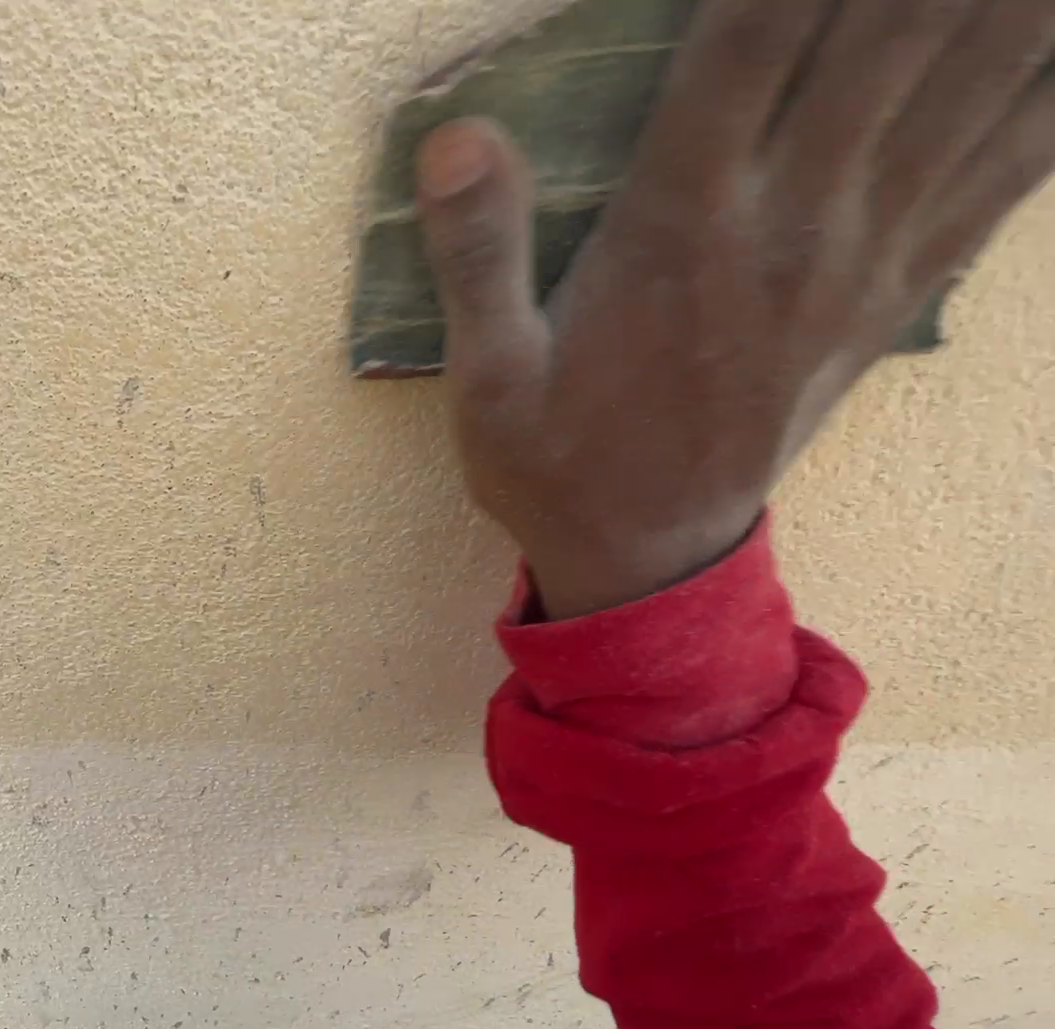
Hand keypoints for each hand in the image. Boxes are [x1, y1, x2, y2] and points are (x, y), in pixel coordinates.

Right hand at [417, 0, 1054, 618]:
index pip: (752, 35)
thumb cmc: (552, 462)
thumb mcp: (485, 378)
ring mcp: (861, 252)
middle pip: (894, 21)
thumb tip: (455, 136)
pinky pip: (1020, 160)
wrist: (646, 551)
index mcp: (678, 228)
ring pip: (985, 68)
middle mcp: (790, 218)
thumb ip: (477, 256)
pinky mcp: (896, 291)